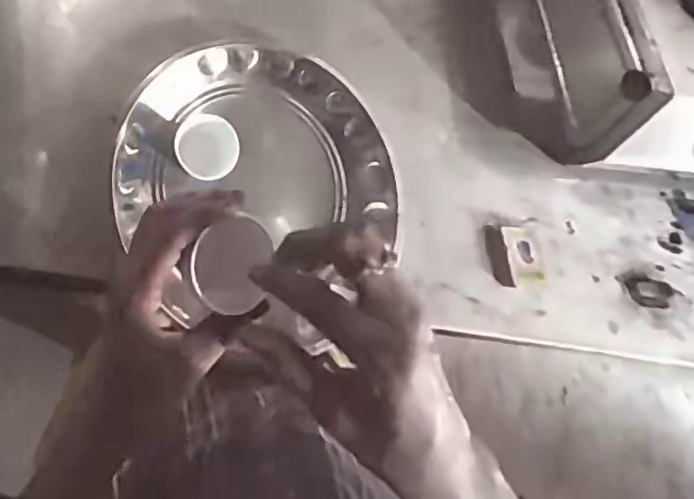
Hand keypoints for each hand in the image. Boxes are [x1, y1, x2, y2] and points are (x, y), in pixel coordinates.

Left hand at [89, 188, 261, 432]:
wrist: (96, 428)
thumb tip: (262, 301)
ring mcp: (124, 277)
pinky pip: (154, 241)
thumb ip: (224, 329)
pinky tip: (203, 238)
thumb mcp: (188, 365)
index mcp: (138, 285)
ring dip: (187, 210)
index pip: (171, 229)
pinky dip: (179, 228)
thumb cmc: (139, 399)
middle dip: (197, 201)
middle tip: (236, 201)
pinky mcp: (129, 286)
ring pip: (154, 225)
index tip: (239, 208)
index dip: (205, 211)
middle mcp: (127, 271)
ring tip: (224, 211)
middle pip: (159, 216)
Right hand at [251, 223, 514, 498]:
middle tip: (279, 257)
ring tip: (298, 260)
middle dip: (309, 243)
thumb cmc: (388, 443)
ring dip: (327, 242)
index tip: (255, 271)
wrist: (445, 452)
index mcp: (380, 351)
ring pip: (367, 241)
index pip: (324, 298)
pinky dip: (346, 250)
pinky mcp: (413, 293)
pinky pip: (377, 253)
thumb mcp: (333, 415)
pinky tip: (324, 267)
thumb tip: (248, 333)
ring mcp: (412, 297)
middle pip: (353, 248)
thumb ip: (289, 368)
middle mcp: (400, 313)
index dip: (284, 281)